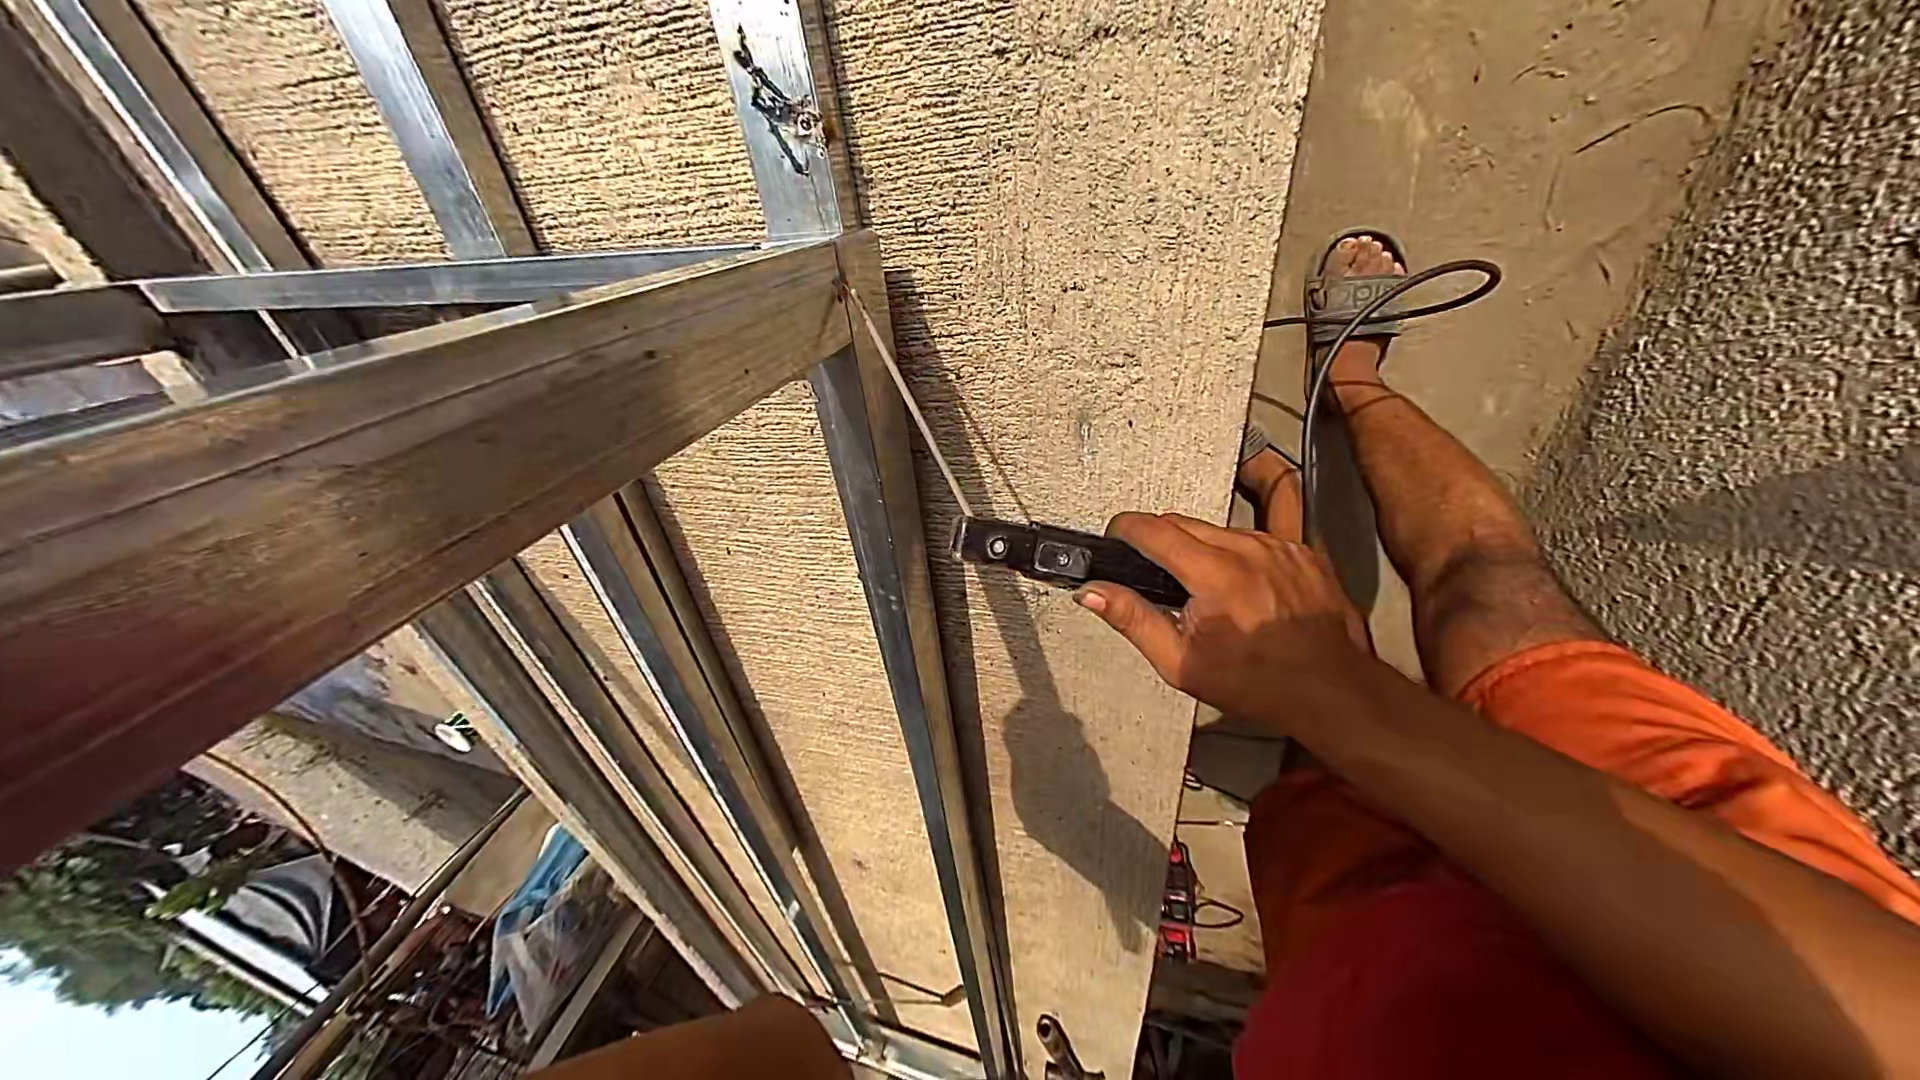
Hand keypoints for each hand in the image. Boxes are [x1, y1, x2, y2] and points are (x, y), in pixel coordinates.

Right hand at [1075, 512, 1372, 724]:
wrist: (1331, 690)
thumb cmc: (1259, 684)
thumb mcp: (1180, 662)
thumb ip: (1131, 619)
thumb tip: (1092, 593)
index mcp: (1216, 575)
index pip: (1154, 529)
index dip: (1125, 528)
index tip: (1115, 536)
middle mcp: (1249, 550)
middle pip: (1182, 522)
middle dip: (1157, 538)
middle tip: (1151, 571)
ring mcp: (1279, 546)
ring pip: (1217, 528)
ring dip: (1196, 546)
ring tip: (1198, 587)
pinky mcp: (1300, 549)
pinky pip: (1252, 536)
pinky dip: (1234, 552)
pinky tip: (1236, 585)